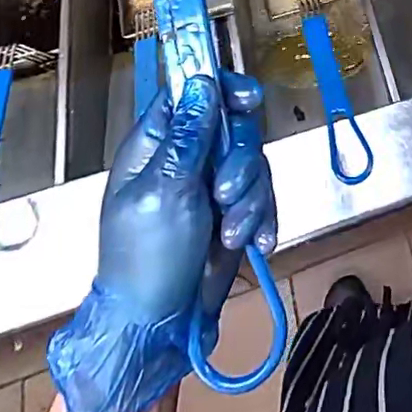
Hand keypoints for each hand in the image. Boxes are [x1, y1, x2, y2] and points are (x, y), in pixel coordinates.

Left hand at [47, 71, 271, 411]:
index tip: (247, 98)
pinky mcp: (236, 213)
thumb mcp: (163, 192)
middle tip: (225, 194)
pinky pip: (264, 198)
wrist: (160, 329)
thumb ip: (186, 137)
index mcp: (157, 144)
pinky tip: (258, 242)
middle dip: (240, 160)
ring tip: (231, 233)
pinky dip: (264, 218)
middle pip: (234, 127)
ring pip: (255, 163)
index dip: (220, 87)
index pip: (191, 92)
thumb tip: (200, 82)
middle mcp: (188, 158)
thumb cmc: (147, 258)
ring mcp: (214, 186)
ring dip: (250, 199)